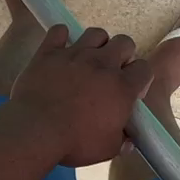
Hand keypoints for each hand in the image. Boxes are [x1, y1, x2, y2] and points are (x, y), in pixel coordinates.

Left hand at [7, 25, 154, 166]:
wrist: (36, 130)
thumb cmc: (74, 143)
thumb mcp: (107, 149)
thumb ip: (121, 139)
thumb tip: (128, 140)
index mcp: (121, 87)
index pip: (144, 68)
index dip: (140, 78)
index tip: (130, 90)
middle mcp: (102, 64)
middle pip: (124, 42)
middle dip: (122, 54)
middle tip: (111, 71)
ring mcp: (75, 54)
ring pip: (95, 33)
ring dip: (96, 43)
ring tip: (88, 58)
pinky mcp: (49, 52)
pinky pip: (59, 31)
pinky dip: (61, 37)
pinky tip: (60, 49)